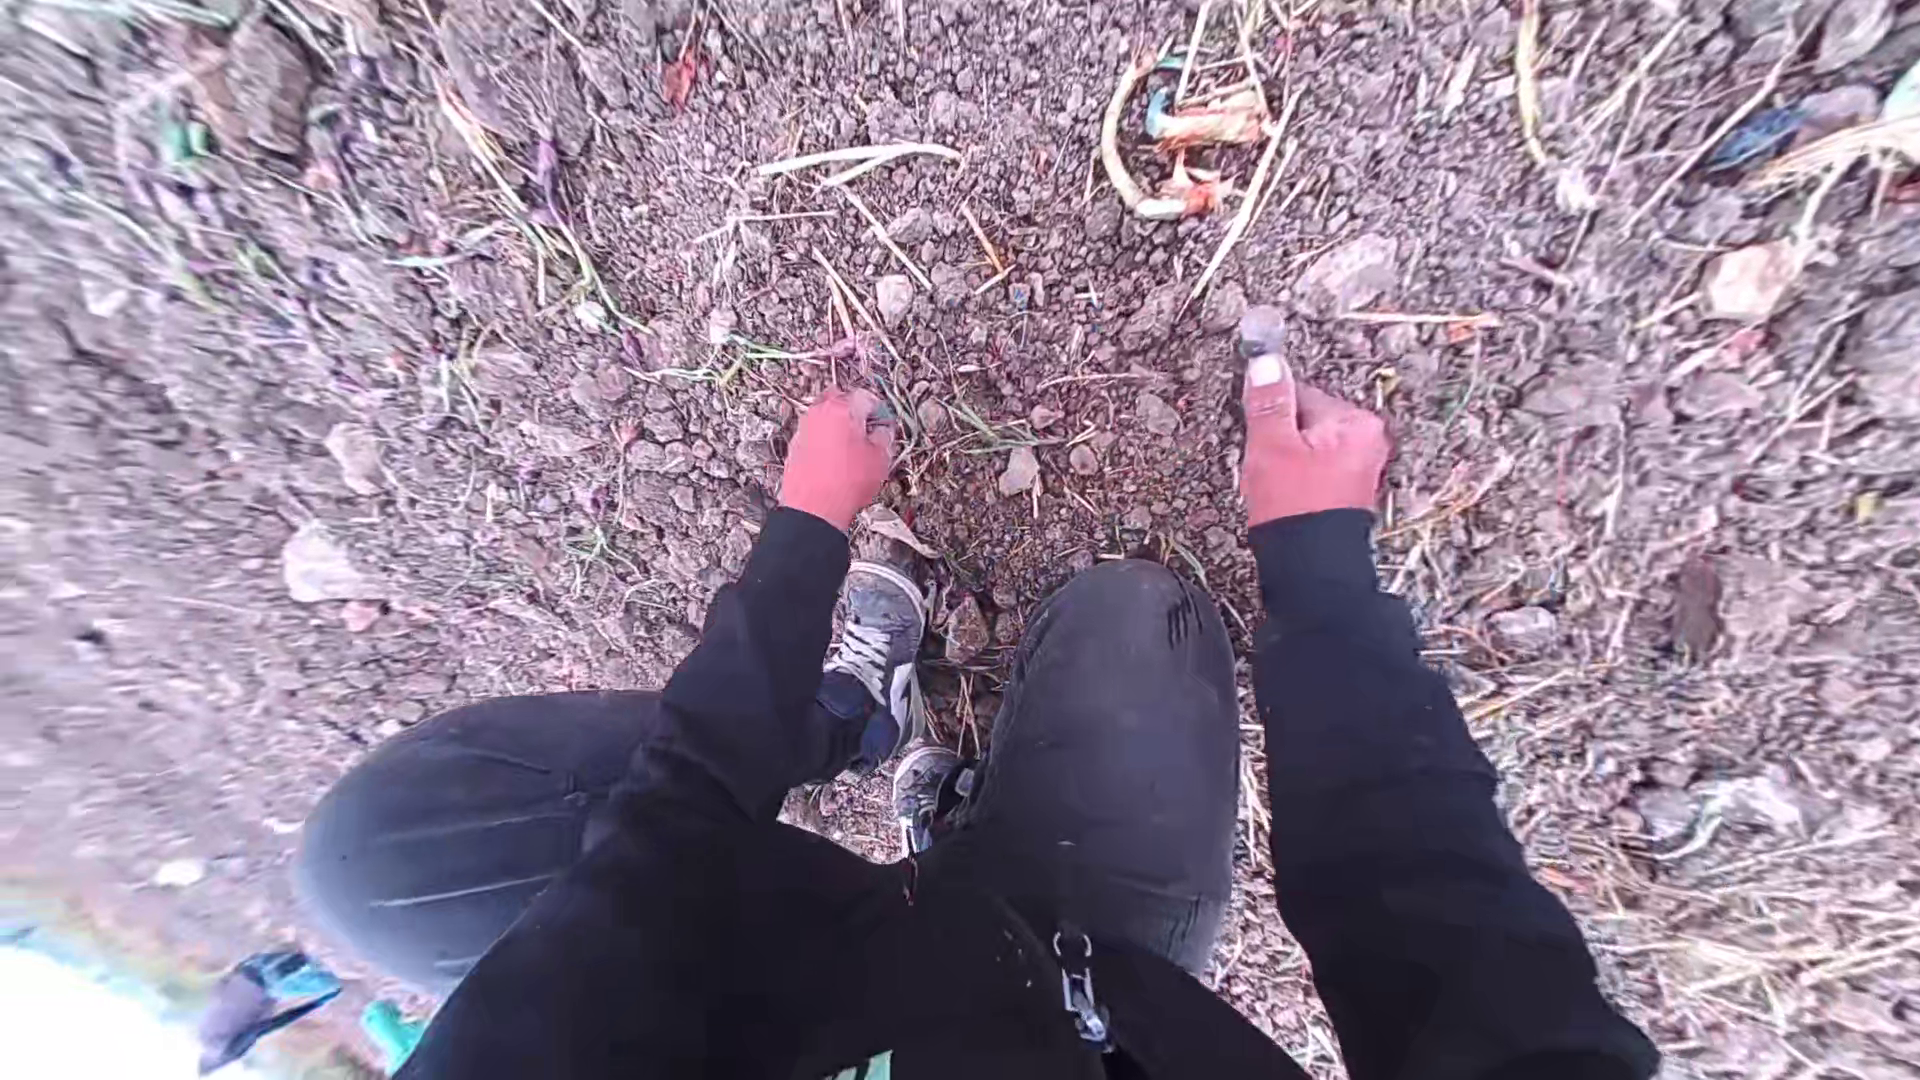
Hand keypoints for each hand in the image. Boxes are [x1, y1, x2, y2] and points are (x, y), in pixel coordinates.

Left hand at [778, 388, 895, 532]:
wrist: (815, 509)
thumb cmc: (844, 484)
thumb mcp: (880, 459)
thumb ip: (884, 437)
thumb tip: (883, 431)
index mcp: (843, 409)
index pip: (866, 396)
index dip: (880, 411)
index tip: (884, 423)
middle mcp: (819, 413)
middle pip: (840, 400)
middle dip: (855, 413)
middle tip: (868, 432)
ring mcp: (804, 429)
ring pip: (824, 418)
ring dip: (838, 427)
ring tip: (852, 450)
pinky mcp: (795, 447)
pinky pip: (814, 436)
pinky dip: (824, 442)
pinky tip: (835, 461)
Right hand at [1241, 353, 1389, 527]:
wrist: (1308, 564)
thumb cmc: (1293, 507)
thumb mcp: (1271, 447)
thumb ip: (1268, 403)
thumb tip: (1265, 362)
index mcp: (1355, 422)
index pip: (1300, 394)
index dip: (1269, 416)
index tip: (1257, 436)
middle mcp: (1366, 440)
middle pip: (1303, 420)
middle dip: (1277, 440)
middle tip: (1265, 467)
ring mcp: (1359, 465)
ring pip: (1304, 446)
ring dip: (1282, 460)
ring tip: (1274, 485)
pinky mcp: (1346, 487)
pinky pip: (1312, 466)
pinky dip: (1293, 476)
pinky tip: (1283, 495)